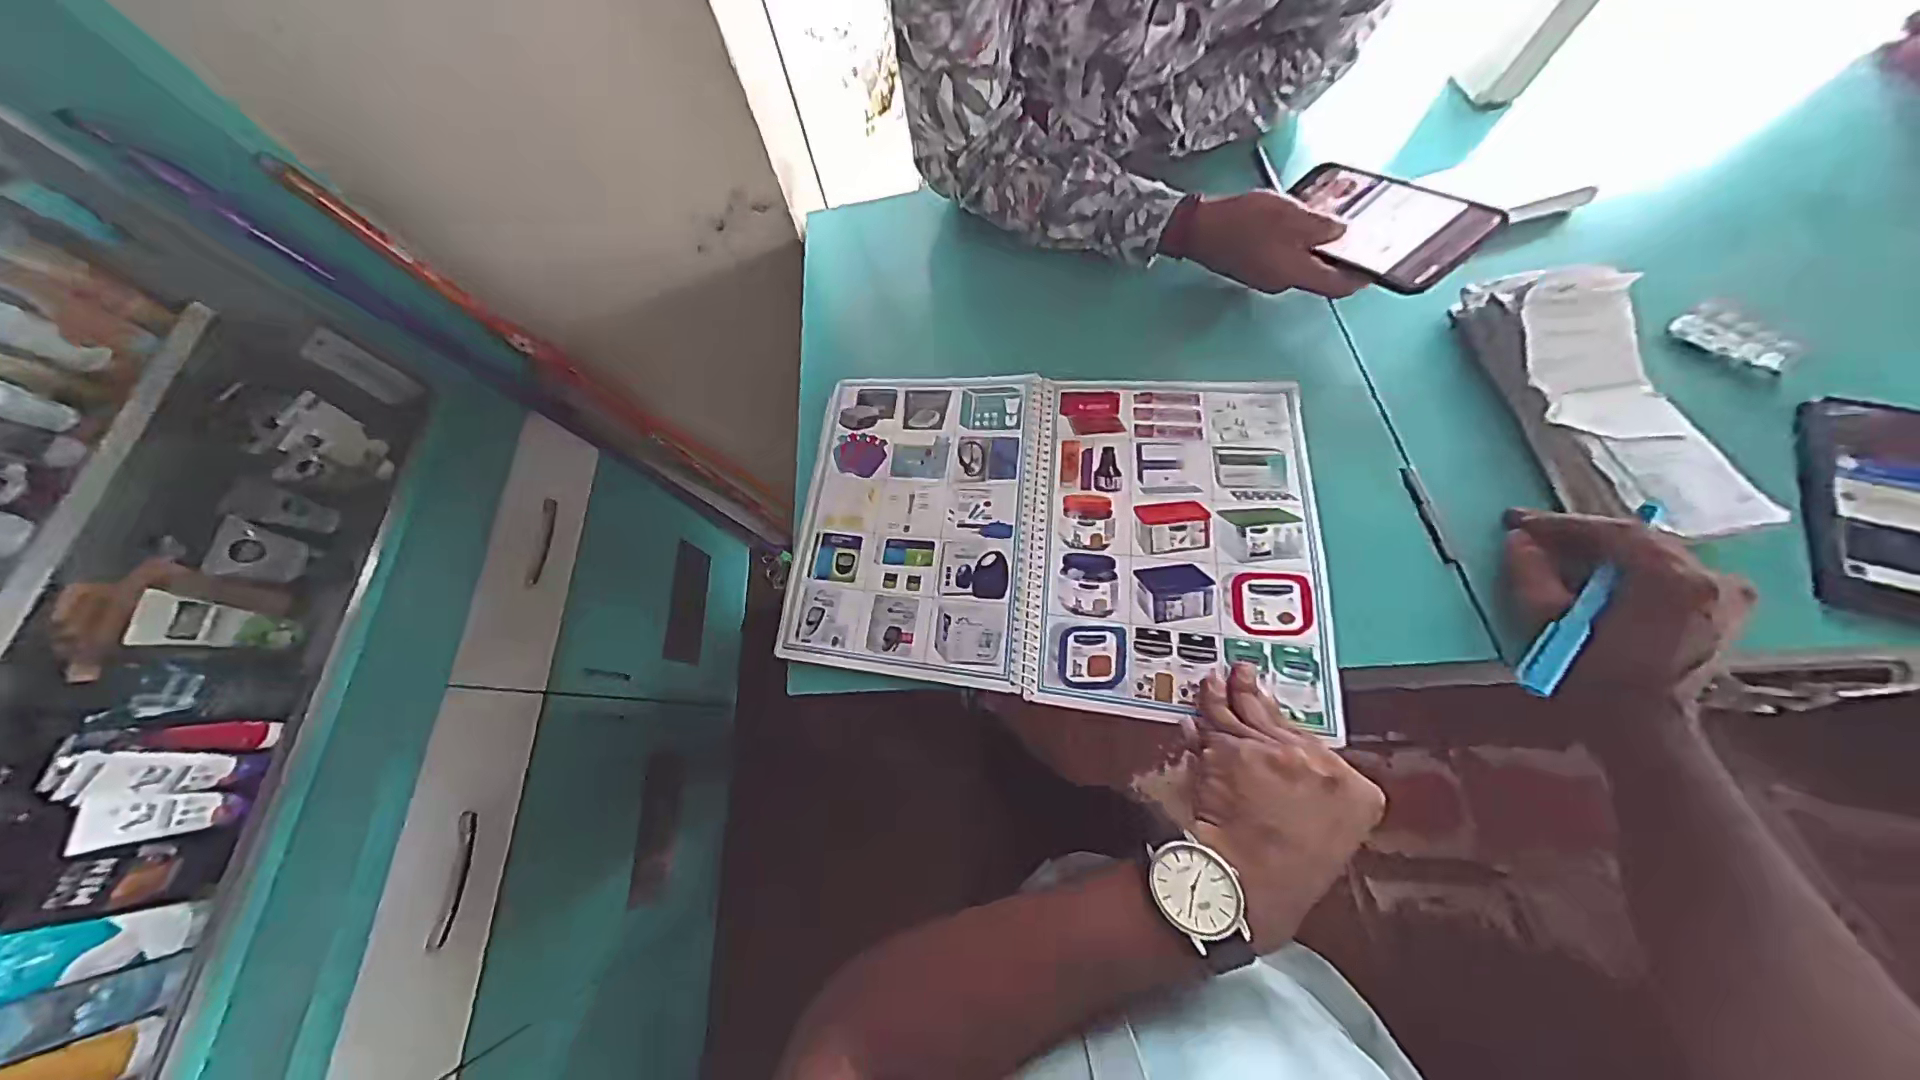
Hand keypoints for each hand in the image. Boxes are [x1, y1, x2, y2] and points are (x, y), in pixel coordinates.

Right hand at [1173, 191, 1369, 296]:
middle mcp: (1281, 282)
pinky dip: (1292, 246)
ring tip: (1318, 222)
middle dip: (1335, 257)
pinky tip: (1290, 226)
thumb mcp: (1292, 215)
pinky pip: (1280, 260)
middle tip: (1349, 233)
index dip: (1359, 278)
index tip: (1374, 268)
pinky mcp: (1250, 267)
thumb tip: (1339, 234)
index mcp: (1295, 273)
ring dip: (1312, 249)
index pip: (1337, 285)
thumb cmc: (1244, 222)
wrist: (1198, 229)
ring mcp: (1263, 277)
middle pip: (1318, 275)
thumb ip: (1321, 227)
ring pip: (1298, 266)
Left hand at [1180, 664, 1383, 947]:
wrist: (1252, 885)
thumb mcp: (1328, 833)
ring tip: (1212, 683)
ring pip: (1236, 715)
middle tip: (1239, 673)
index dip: (1283, 721)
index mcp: (1353, 788)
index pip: (1311, 740)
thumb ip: (1317, 790)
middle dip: (1250, 693)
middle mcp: (1312, 760)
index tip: (1269, 704)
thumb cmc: (1290, 873)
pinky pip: (1206, 732)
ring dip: (1220, 697)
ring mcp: (1269, 751)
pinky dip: (1196, 728)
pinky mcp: (1228, 751)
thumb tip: (1292, 763)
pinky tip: (1190, 722)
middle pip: (1272, 717)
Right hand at [1502, 509, 1755, 714]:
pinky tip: (1602, 576)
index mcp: (1672, 580)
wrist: (1641, 727)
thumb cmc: (1590, 677)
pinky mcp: (1725, 610)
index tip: (1518, 521)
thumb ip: (1531, 574)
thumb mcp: (1548, 623)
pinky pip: (1673, 572)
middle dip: (1584, 536)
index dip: (1558, 524)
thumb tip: (1520, 540)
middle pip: (1639, 539)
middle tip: (1537, 536)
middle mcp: (1711, 578)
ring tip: (1563, 554)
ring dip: (1608, 552)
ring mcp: (1727, 594)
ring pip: (1656, 554)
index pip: (1611, 532)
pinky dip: (1635, 569)